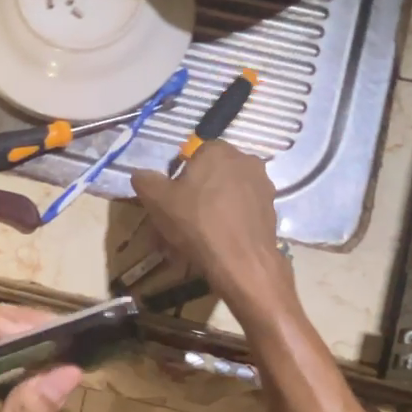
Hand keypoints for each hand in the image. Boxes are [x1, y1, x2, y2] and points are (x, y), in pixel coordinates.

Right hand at [130, 141, 291, 312]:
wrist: (241, 261)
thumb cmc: (196, 222)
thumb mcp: (157, 200)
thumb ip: (145, 181)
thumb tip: (140, 175)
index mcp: (218, 150)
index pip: (193, 155)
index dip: (179, 176)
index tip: (171, 199)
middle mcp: (245, 160)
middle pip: (212, 174)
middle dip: (197, 192)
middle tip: (181, 218)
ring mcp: (263, 185)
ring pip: (227, 193)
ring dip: (213, 207)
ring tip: (198, 236)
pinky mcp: (271, 209)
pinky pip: (242, 211)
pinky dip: (230, 221)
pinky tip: (218, 242)